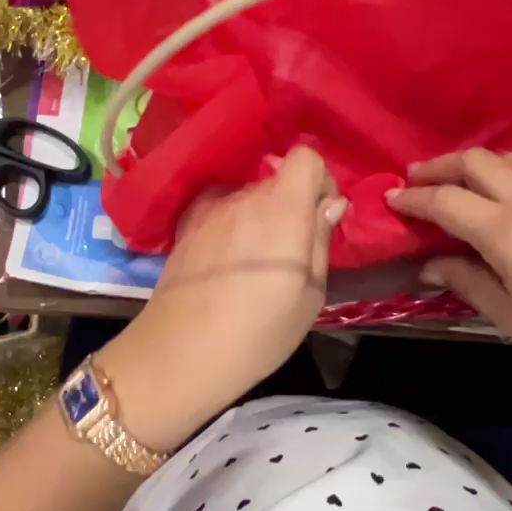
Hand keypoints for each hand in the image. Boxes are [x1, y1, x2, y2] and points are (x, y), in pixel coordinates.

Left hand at [97, 147, 344, 452]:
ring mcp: (209, 211)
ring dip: (257, 220)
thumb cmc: (260, 331)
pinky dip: (228, 228)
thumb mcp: (311, 295)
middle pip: (275, 181)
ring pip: (245, 199)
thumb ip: (321, 240)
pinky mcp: (184, 229)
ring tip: (254, 267)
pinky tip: (225, 265)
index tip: (320, 217)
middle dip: (289, 207)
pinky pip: (218, 215)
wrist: (181, 353)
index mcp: (283, 207)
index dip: (319, 181)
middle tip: (291, 253)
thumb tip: (330, 205)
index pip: (306, 157)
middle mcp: (244, 197)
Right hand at [385, 149, 511, 401]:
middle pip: (475, 161)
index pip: (445, 199)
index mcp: (507, 230)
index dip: (412, 198)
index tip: (390, 200)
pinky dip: (504, 172)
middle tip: (414, 180)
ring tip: (454, 182)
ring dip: (473, 164)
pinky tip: (501, 195)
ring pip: (507, 158)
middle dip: (438, 166)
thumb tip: (431, 264)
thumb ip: (466, 282)